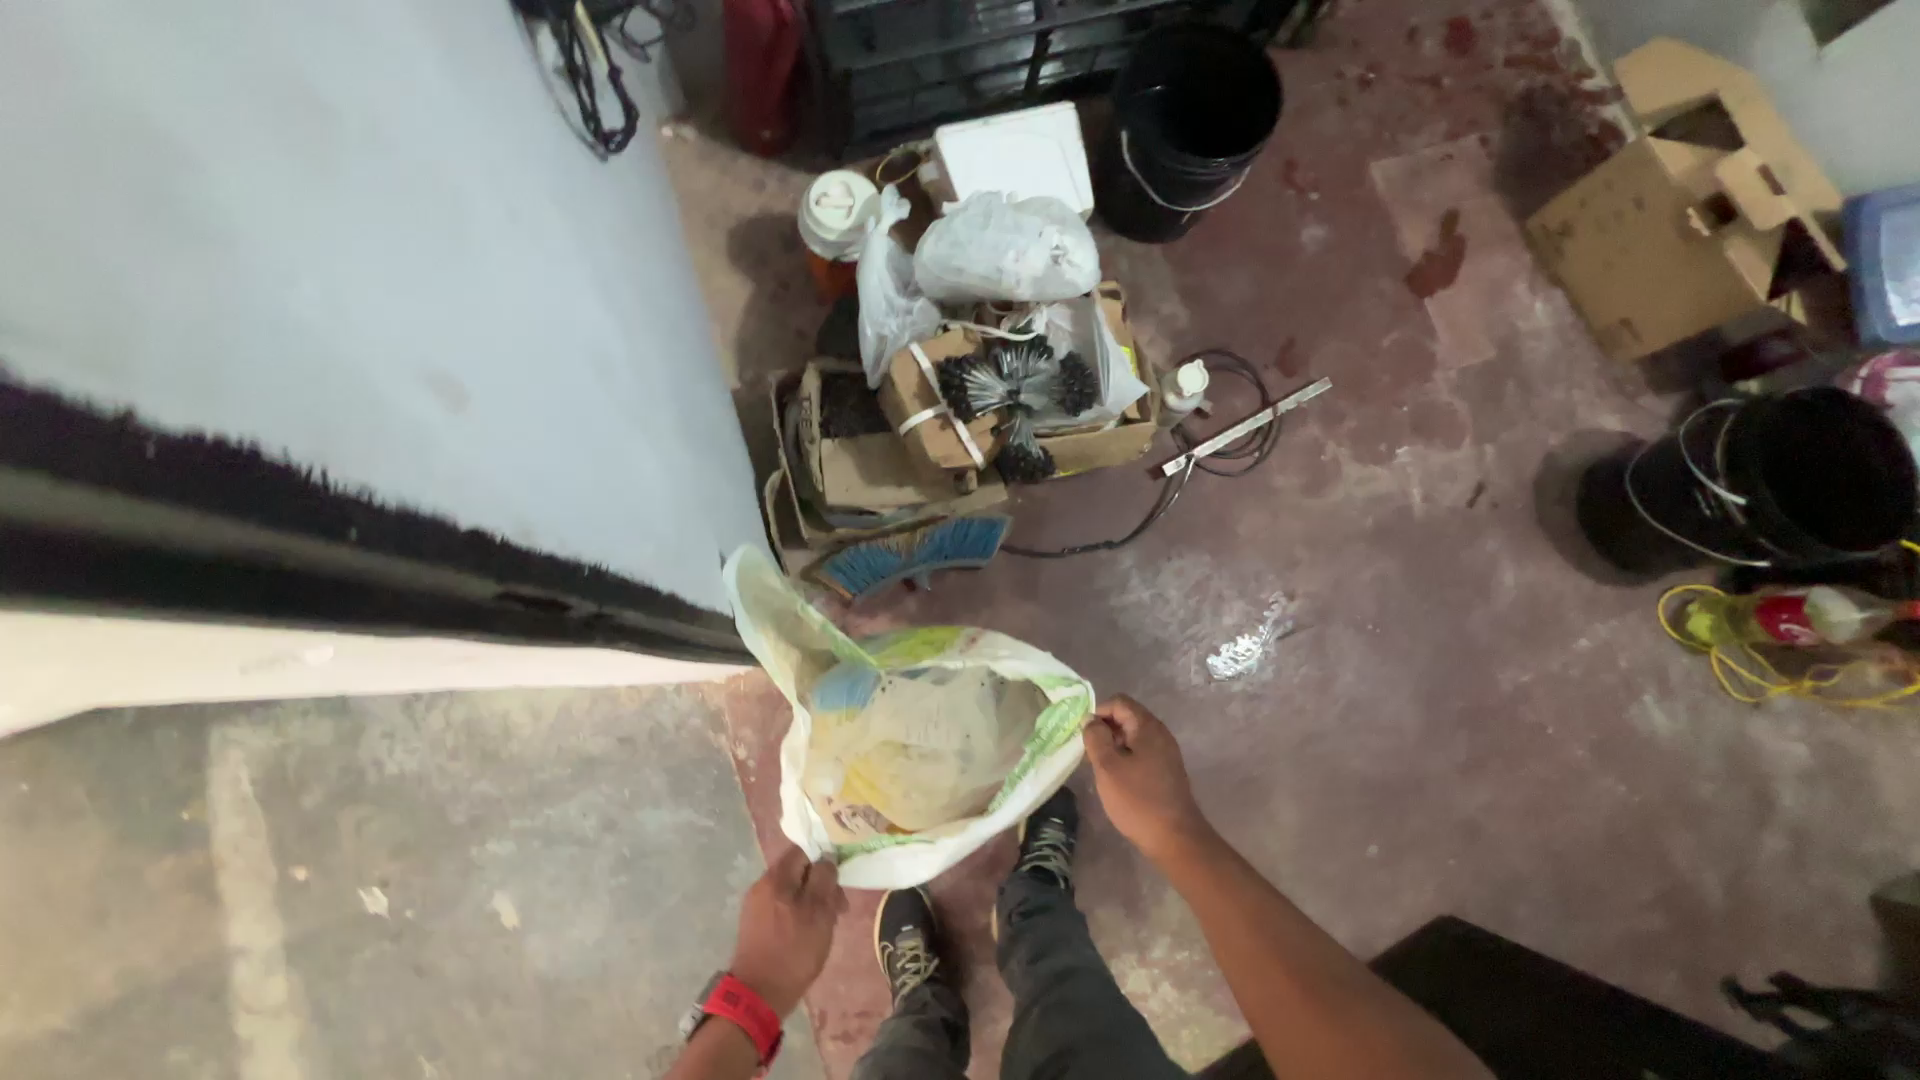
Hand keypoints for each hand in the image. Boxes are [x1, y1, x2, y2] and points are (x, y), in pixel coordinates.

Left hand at [727, 844, 846, 1016]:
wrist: (757, 997)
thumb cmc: (793, 952)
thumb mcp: (819, 913)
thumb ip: (824, 880)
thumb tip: (826, 859)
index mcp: (776, 878)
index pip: (803, 850)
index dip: (824, 860)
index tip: (839, 879)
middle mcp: (762, 885)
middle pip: (797, 871)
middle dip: (820, 885)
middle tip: (838, 909)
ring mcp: (755, 906)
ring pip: (791, 891)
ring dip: (811, 901)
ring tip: (825, 925)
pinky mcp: (755, 925)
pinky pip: (781, 907)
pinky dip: (797, 914)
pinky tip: (808, 934)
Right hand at [1083, 695, 1211, 861]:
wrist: (1176, 838)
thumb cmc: (1138, 800)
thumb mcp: (1108, 767)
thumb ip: (1096, 738)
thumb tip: (1090, 721)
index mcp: (1148, 727)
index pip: (1119, 702)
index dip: (1097, 712)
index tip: (1083, 735)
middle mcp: (1160, 734)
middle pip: (1127, 717)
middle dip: (1105, 730)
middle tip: (1089, 753)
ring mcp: (1166, 752)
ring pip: (1133, 736)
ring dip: (1113, 745)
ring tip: (1100, 768)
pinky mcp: (1166, 770)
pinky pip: (1141, 752)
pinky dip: (1125, 758)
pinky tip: (1117, 779)